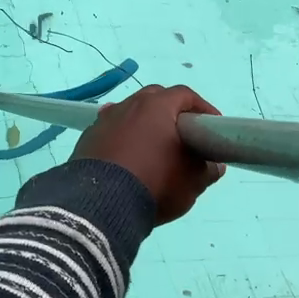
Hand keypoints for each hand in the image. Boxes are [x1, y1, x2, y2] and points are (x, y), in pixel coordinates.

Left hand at [72, 84, 225, 224]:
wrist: (102, 202)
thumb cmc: (155, 183)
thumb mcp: (193, 181)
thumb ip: (207, 169)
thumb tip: (211, 165)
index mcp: (156, 107)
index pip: (184, 95)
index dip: (202, 108)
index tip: (211, 125)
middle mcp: (127, 106)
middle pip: (153, 99)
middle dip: (170, 111)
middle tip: (182, 133)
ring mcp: (103, 120)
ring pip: (128, 113)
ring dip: (143, 125)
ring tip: (153, 146)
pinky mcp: (87, 138)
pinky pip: (110, 131)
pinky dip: (122, 138)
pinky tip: (126, 156)